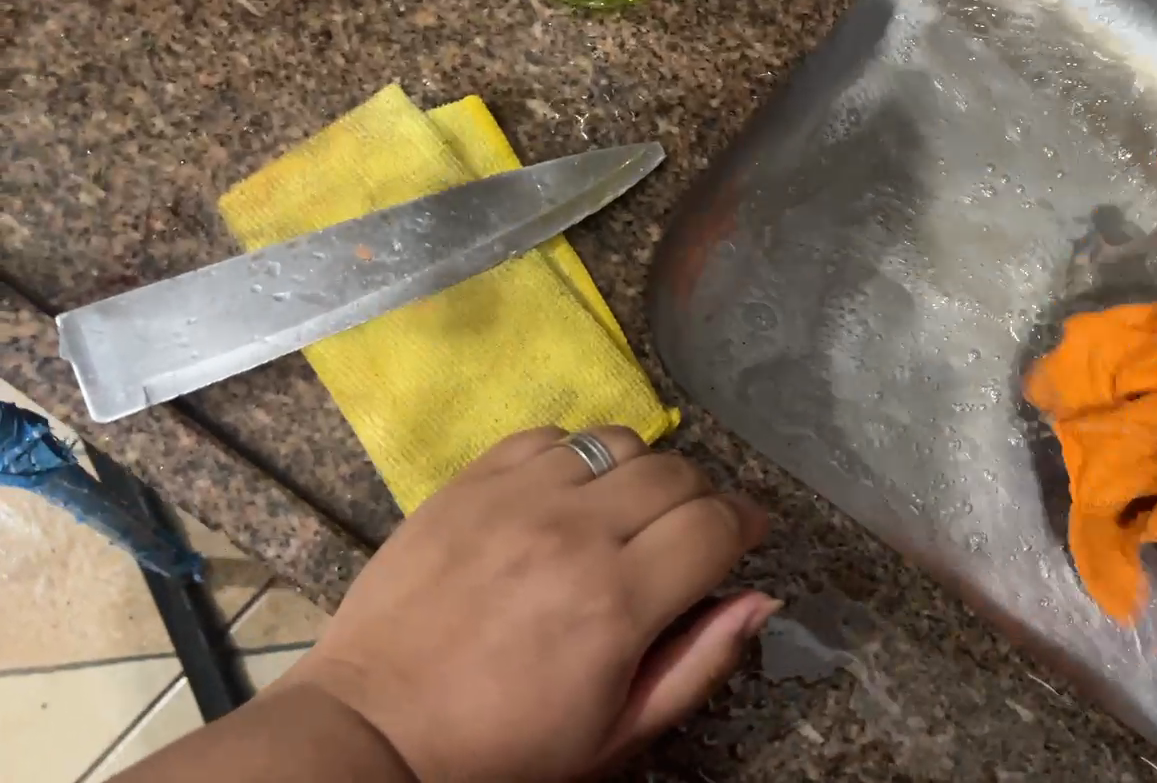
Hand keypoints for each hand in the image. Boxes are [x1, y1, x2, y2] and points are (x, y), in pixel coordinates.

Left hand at [275, 426, 776, 781]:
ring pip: (622, 442)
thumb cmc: (506, 748)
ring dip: (641, 472)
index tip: (745, 533)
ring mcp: (519, 500)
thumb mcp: (619, 732)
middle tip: (684, 532)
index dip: (745, 523)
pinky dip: (577, 456)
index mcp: (618, 604)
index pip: (716, 525)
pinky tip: (567, 494)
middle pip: (679, 475)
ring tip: (626, 507)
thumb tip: (763, 597)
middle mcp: (576, 535)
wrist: (366, 737)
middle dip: (700, 499)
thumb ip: (702, 660)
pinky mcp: (471, 483)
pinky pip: (553, 436)